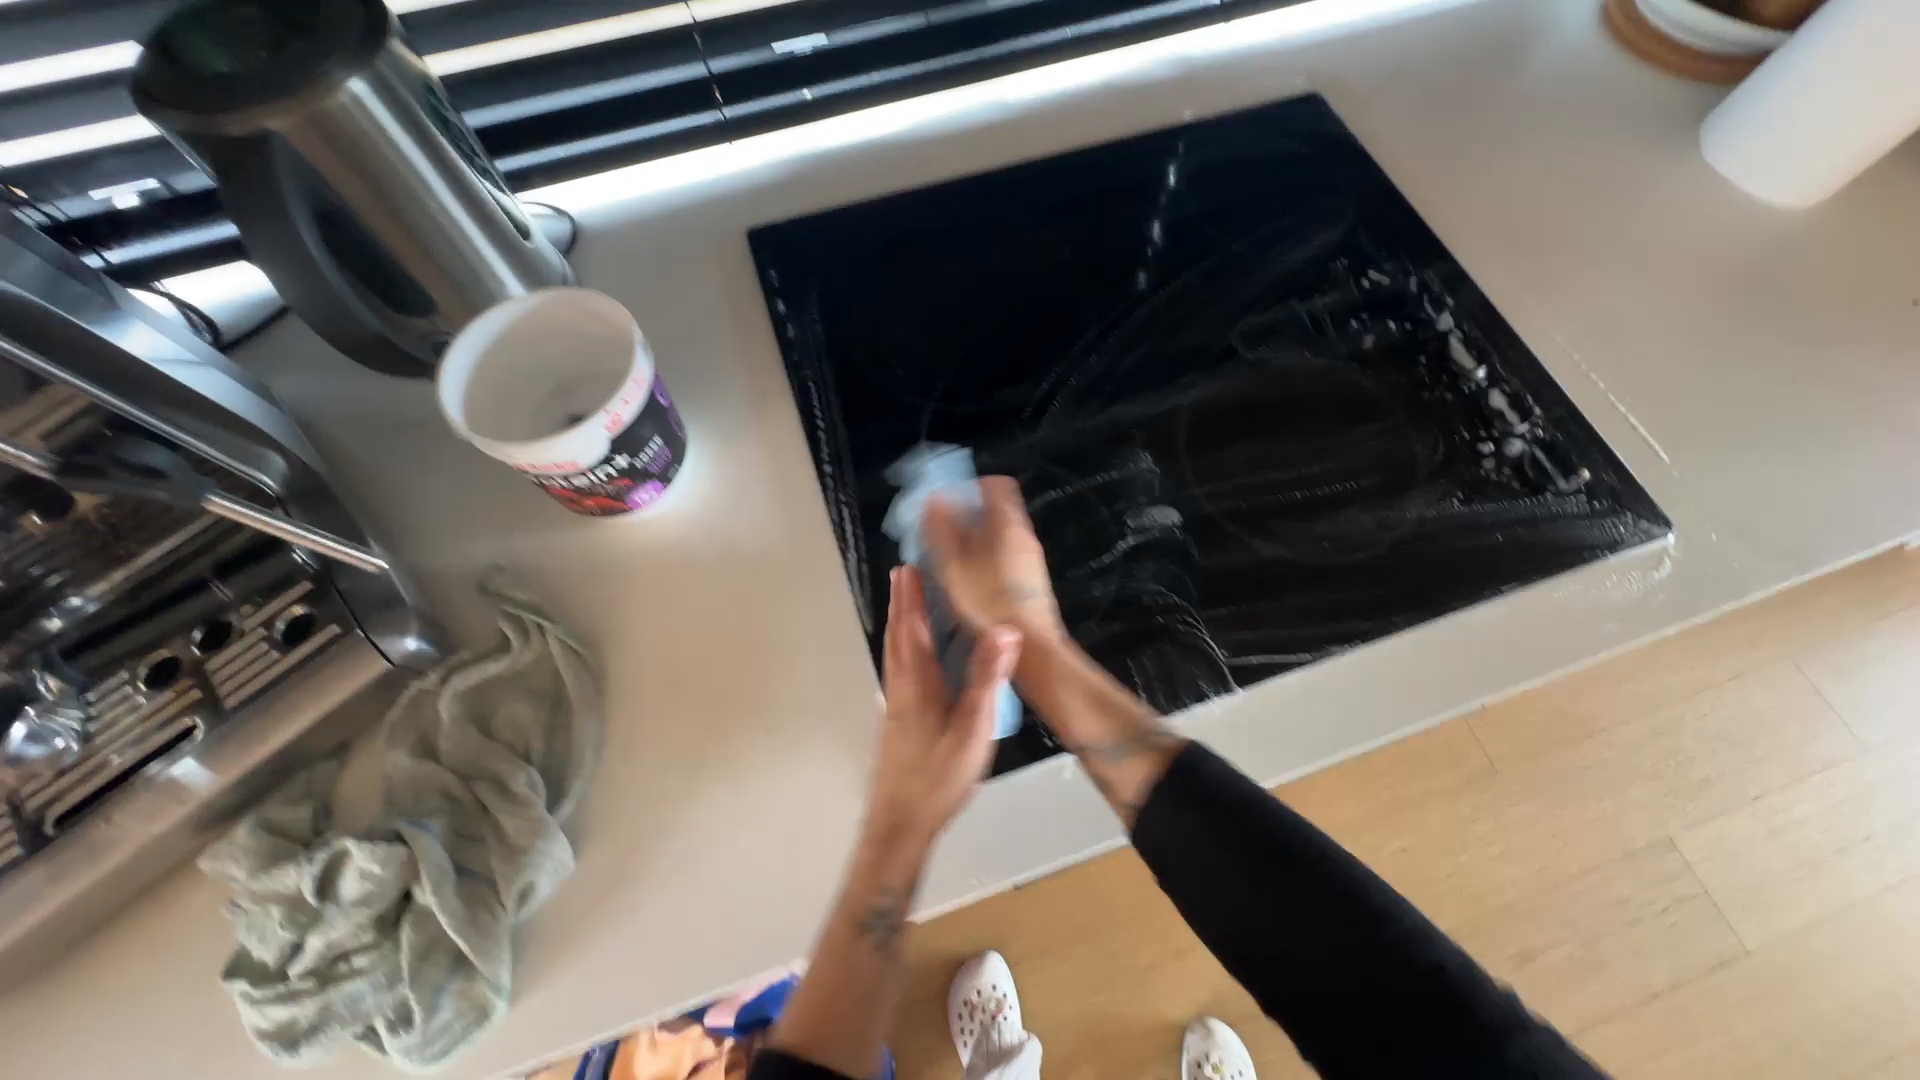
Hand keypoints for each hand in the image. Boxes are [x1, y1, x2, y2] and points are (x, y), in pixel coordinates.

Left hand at [865, 565, 1021, 852]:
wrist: (900, 823)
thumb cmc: (938, 776)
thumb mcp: (971, 729)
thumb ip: (987, 680)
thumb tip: (1003, 630)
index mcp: (917, 683)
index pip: (911, 630)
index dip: (909, 598)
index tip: (907, 567)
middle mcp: (900, 688)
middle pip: (897, 637)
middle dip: (901, 604)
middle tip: (903, 574)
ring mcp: (896, 707)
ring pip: (895, 655)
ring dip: (899, 625)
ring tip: (905, 604)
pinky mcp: (898, 723)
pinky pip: (899, 671)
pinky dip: (903, 649)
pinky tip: (914, 660)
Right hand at [922, 476, 1064, 642]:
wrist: (1033, 647)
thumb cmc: (990, 603)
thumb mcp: (955, 566)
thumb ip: (942, 530)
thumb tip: (934, 499)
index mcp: (1009, 524)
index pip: (996, 485)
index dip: (971, 487)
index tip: (947, 503)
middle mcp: (1024, 536)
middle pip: (995, 511)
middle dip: (965, 518)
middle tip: (938, 535)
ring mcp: (1030, 559)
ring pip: (997, 536)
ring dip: (972, 541)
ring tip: (947, 561)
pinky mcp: (1030, 581)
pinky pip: (1003, 557)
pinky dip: (983, 560)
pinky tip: (966, 583)